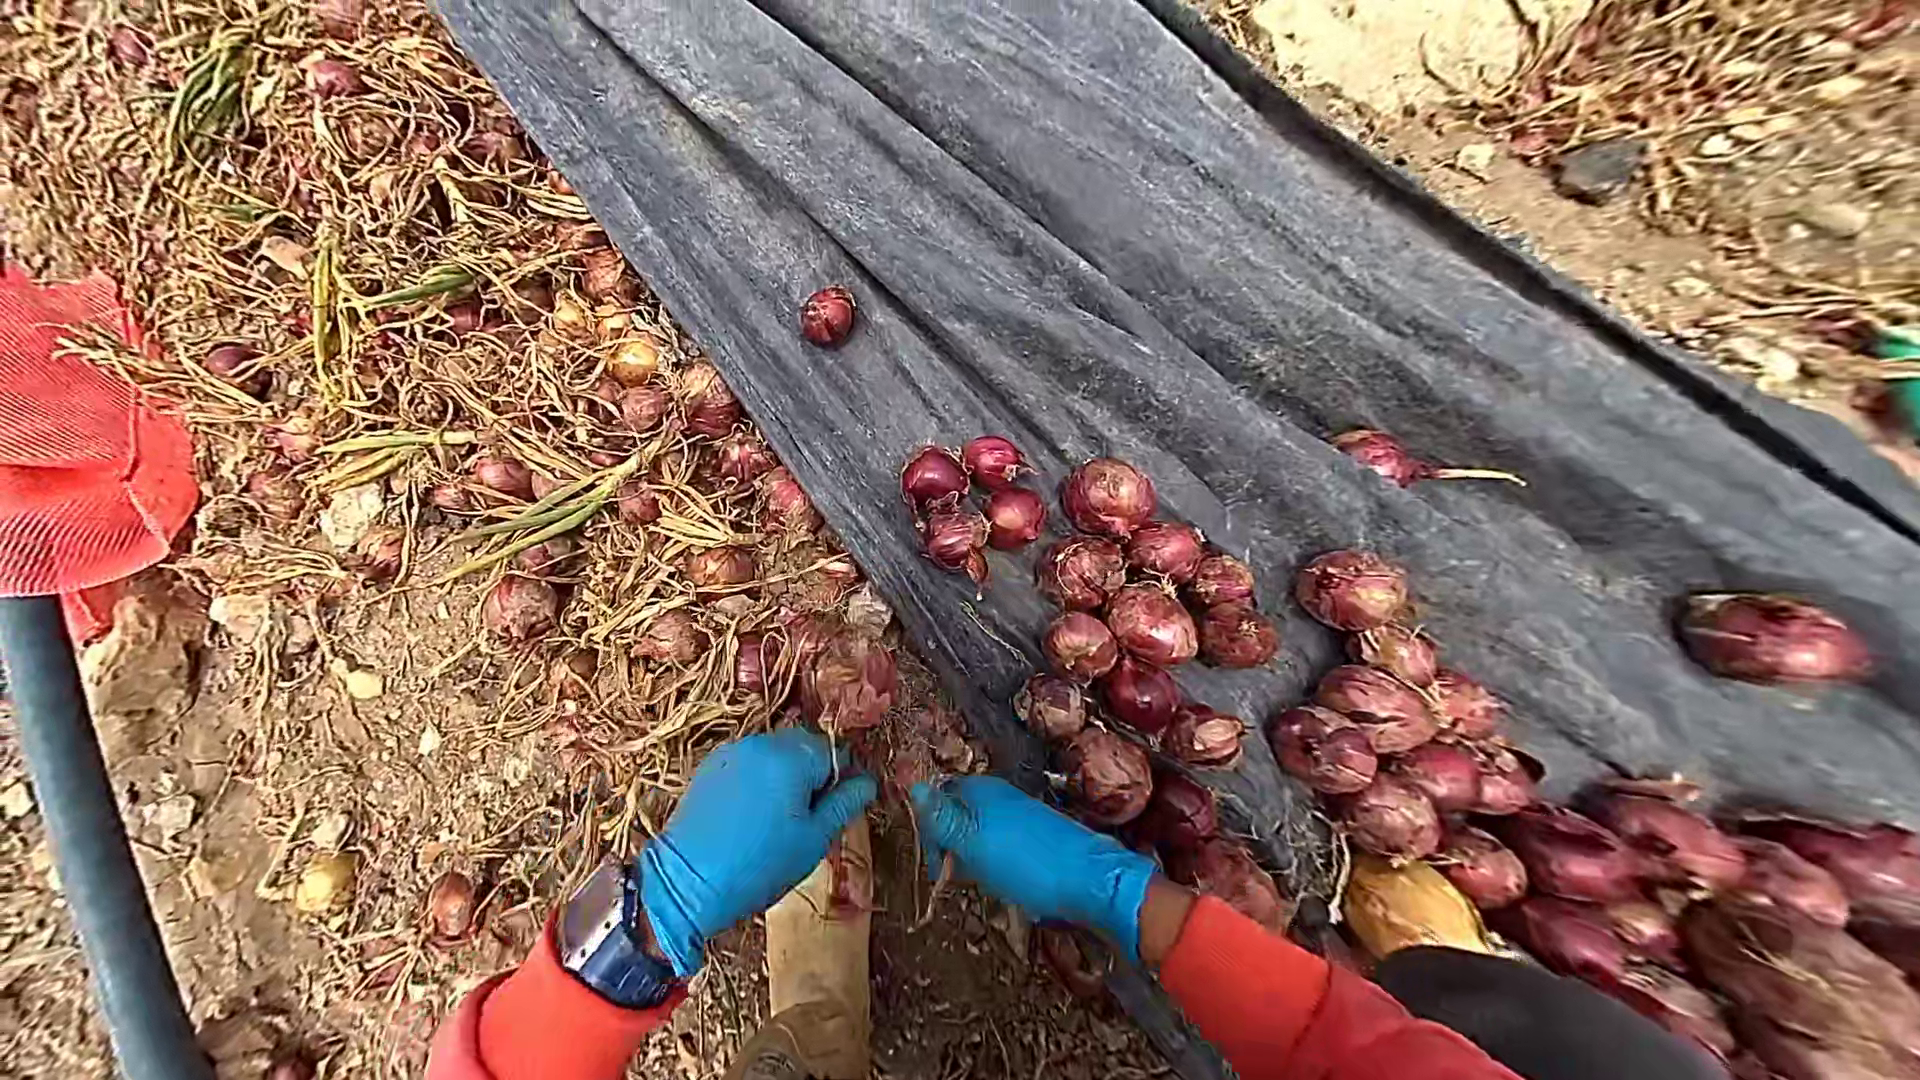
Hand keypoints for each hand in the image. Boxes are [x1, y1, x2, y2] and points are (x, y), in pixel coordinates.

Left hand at [638, 729, 875, 974]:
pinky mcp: (713, 763)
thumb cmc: (759, 865)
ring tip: (773, 818)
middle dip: (811, 774)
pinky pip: (750, 761)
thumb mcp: (814, 840)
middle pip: (805, 747)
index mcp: (794, 756)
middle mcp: (765, 742)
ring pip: (777, 753)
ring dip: (784, 775)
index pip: (835, 753)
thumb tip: (868, 782)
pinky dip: (758, 778)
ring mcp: (735, 750)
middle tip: (802, 818)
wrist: (683, 885)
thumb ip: (845, 804)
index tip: (827, 812)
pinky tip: (748, 813)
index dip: (837, 782)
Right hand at [910, 776, 1155, 960]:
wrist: (1090, 880)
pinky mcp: (1035, 835)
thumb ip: (941, 817)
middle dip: (952, 849)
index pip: (937, 800)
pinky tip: (1009, 884)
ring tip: (988, 883)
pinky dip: (998, 866)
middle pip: (958, 817)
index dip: (930, 832)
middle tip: (961, 877)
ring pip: (979, 836)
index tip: (935, 866)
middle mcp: (998, 795)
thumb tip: (912, 785)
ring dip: (975, 861)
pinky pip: (1002, 847)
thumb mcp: (972, 842)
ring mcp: (1019, 814)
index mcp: (980, 789)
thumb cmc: (1025, 862)